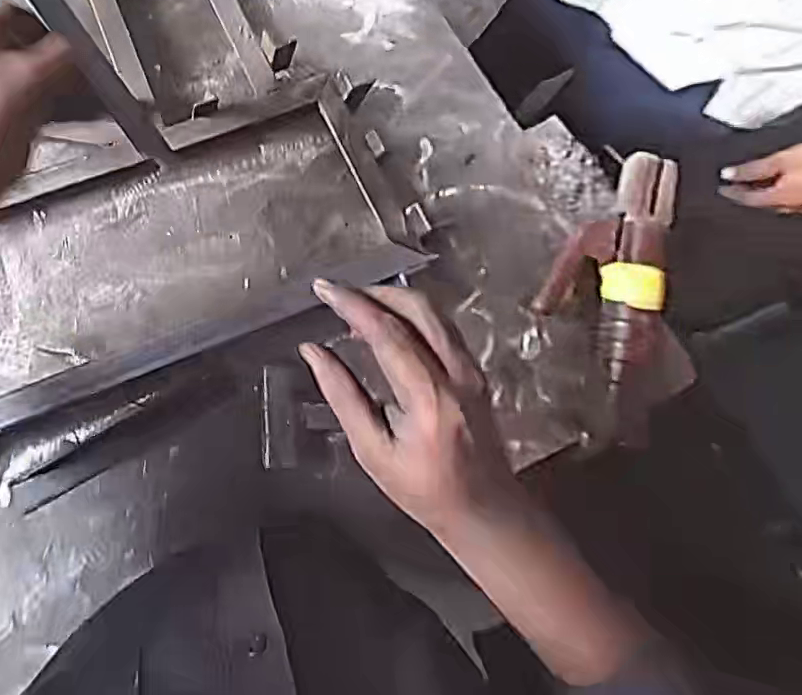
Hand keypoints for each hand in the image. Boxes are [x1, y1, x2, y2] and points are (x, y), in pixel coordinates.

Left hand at [0, 6, 75, 175]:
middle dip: (52, 53)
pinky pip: (31, 101)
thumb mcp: (34, 71)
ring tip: (77, 83)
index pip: (8, 14)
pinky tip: (69, 108)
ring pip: (29, 76)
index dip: (36, 19)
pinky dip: (52, 102)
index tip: (57, 29)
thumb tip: (76, 45)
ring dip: (56, 79)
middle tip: (72, 59)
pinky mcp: (1, 117)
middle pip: (22, 47)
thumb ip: (60, 52)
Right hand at [300, 280, 523, 532]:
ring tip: (356, 305)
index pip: (387, 333)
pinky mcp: (475, 370)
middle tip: (338, 293)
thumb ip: (341, 395)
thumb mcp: (372, 451)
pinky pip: (440, 325)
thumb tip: (313, 351)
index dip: (352, 305)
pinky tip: (383, 324)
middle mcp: (457, 375)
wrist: (489, 513)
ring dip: (390, 298)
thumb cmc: (425, 490)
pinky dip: (407, 313)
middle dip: (373, 292)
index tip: (323, 289)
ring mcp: (472, 370)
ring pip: (432, 312)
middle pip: (417, 309)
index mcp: (429, 399)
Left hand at [720, 138, 801, 213]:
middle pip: (769, 205)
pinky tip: (798, 186)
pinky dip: (796, 195)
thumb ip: (754, 168)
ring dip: (774, 197)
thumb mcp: (785, 159)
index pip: (750, 200)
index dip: (733, 194)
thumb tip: (730, 174)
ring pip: (790, 205)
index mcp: (786, 199)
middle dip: (753, 197)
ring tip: (764, 187)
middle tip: (740, 188)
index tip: (723, 189)